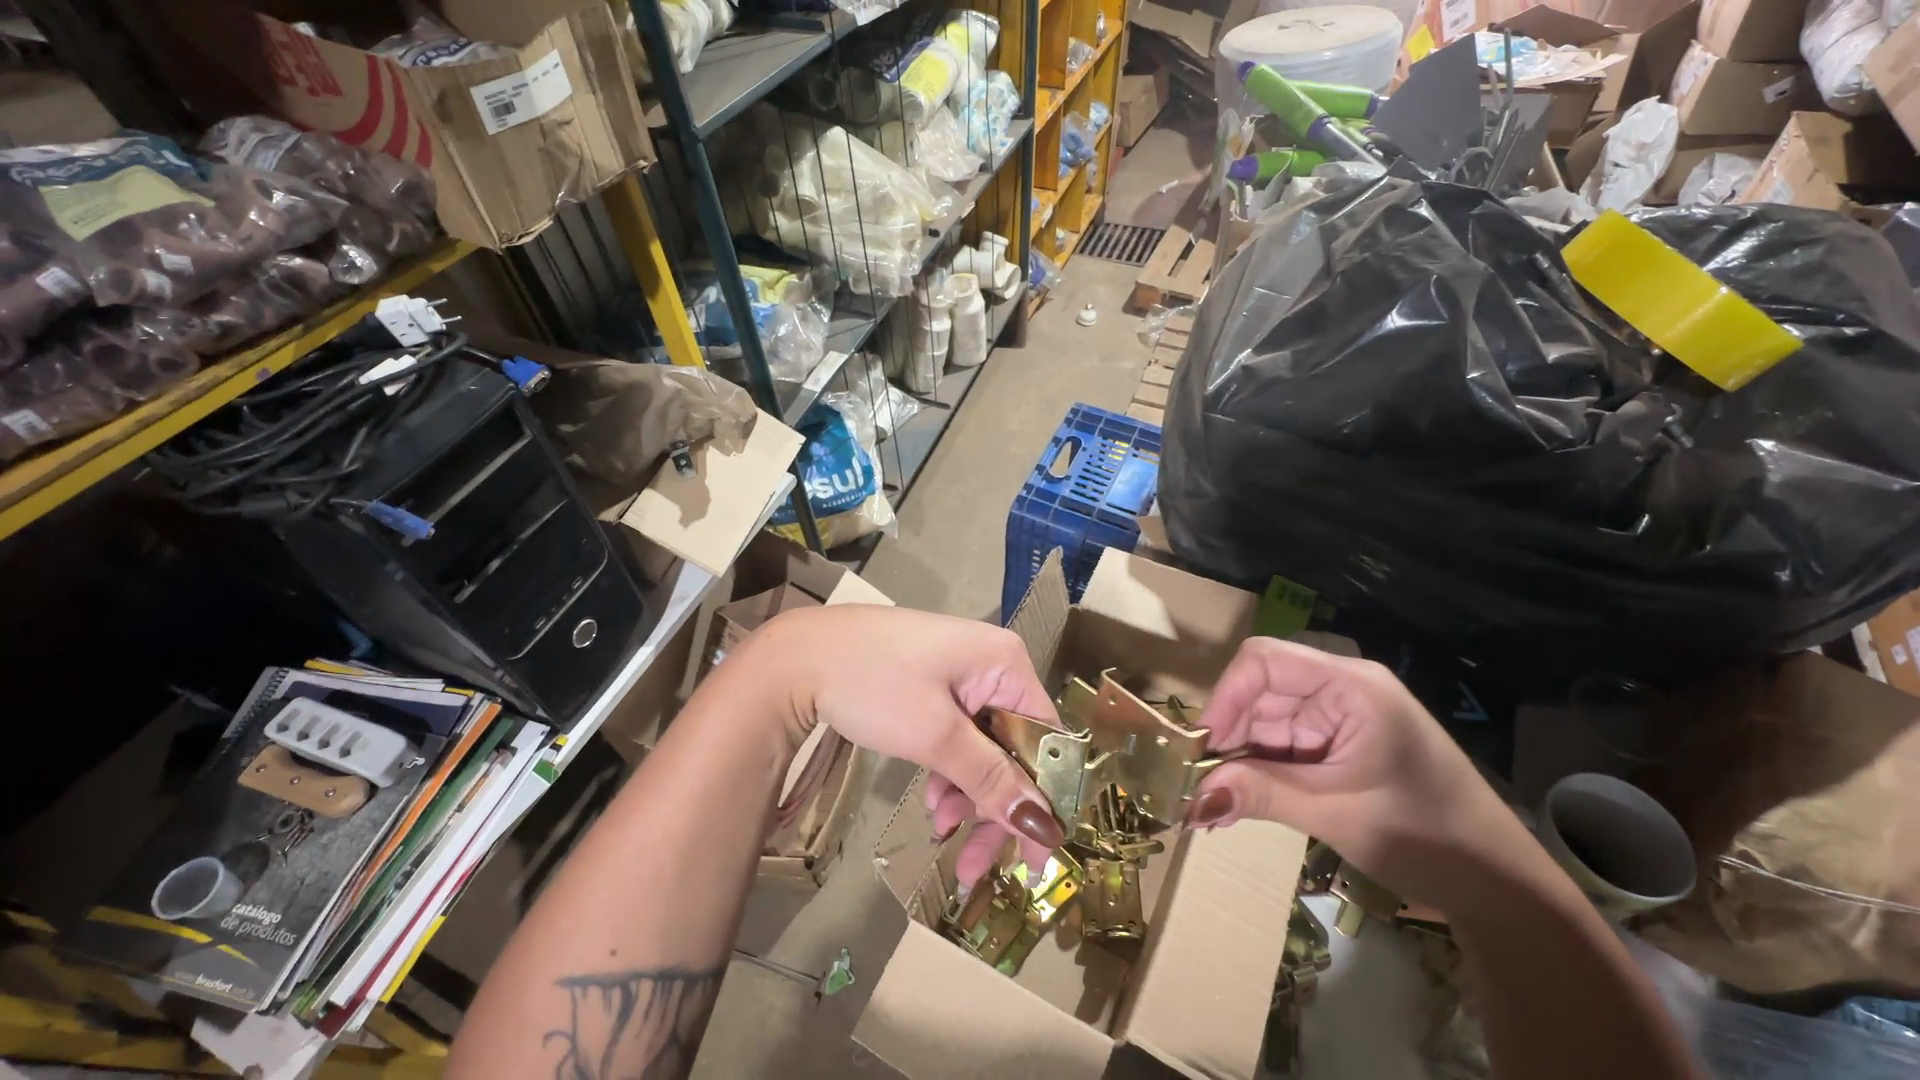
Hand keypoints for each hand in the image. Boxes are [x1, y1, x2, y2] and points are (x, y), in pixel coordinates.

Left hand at [731, 605, 1063, 885]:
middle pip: (1014, 748)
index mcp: (1005, 663)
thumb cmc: (872, 685)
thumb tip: (1043, 825)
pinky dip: (948, 773)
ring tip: (939, 828)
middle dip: (994, 806)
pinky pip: (958, 738)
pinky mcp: (934, 687)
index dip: (1042, 798)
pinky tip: (931, 801)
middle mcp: (992, 665)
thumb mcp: (935, 736)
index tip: (1035, 857)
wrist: (795, 658)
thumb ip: (990, 779)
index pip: (1045, 738)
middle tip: (974, 865)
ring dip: (967, 795)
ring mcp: (961, 675)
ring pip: (984, 749)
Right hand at [1187, 637, 1536, 914]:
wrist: (1495, 881)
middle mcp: (1342, 690)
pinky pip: (1283, 746)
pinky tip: (1240, 804)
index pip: (1266, 662)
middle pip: (1261, 691)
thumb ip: (1261, 794)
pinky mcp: (1338, 745)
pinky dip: (1259, 772)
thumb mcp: (1335, 813)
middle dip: (1228, 736)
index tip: (1202, 748)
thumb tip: (1191, 800)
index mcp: (1352, 687)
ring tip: (1214, 807)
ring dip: (1239, 760)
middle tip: (1198, 788)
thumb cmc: (1424, 835)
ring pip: (1266, 721)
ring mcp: (1340, 717)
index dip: (1226, 696)